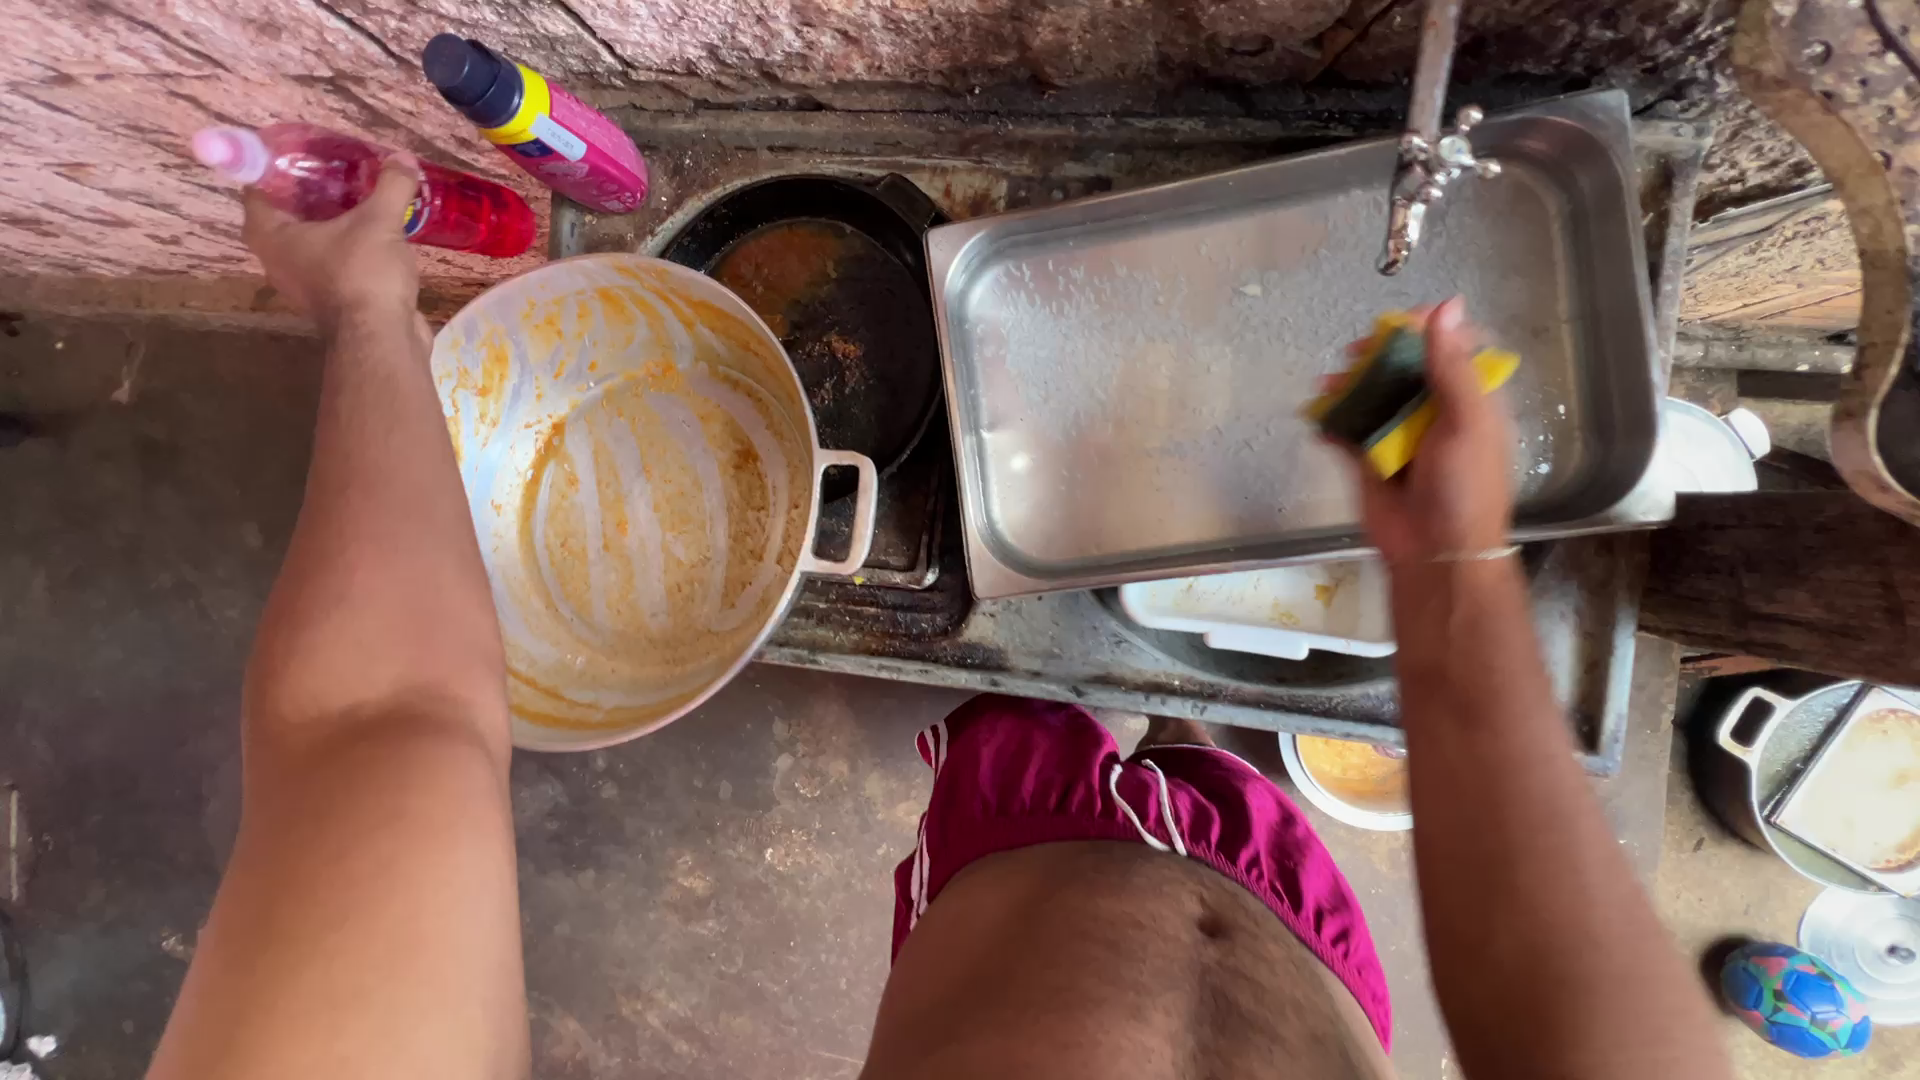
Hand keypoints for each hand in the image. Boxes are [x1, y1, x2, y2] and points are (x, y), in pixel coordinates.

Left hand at [242, 153, 422, 334]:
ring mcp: (305, 282)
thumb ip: (391, 188)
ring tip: (369, 206)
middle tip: (348, 175)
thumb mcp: (380, 223)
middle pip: (292, 212)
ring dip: (340, 224)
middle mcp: (276, 256)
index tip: (315, 154)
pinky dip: (356, 250)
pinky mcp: (334, 301)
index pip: (261, 182)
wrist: (383, 338)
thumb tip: (404, 159)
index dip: (285, 164)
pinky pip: (339, 263)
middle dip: (320, 193)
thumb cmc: (363, 275)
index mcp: (268, 231)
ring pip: (318, 240)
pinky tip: (382, 240)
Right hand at [1339, 297, 1514, 563]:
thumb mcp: (1466, 420)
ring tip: (1326, 385)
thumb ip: (1451, 366)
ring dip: (1347, 388)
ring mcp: (1398, 437)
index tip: (1396, 325)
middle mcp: (1433, 414)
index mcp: (1469, 400)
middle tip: (1352, 353)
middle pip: (1403, 370)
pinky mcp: (1367, 461)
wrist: (1433, 550)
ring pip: (1370, 399)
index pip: (1451, 350)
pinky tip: (1318, 419)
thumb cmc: (1463, 485)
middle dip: (1375, 357)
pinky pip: (1345, 434)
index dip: (1426, 331)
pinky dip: (1330, 424)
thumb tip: (1446, 306)